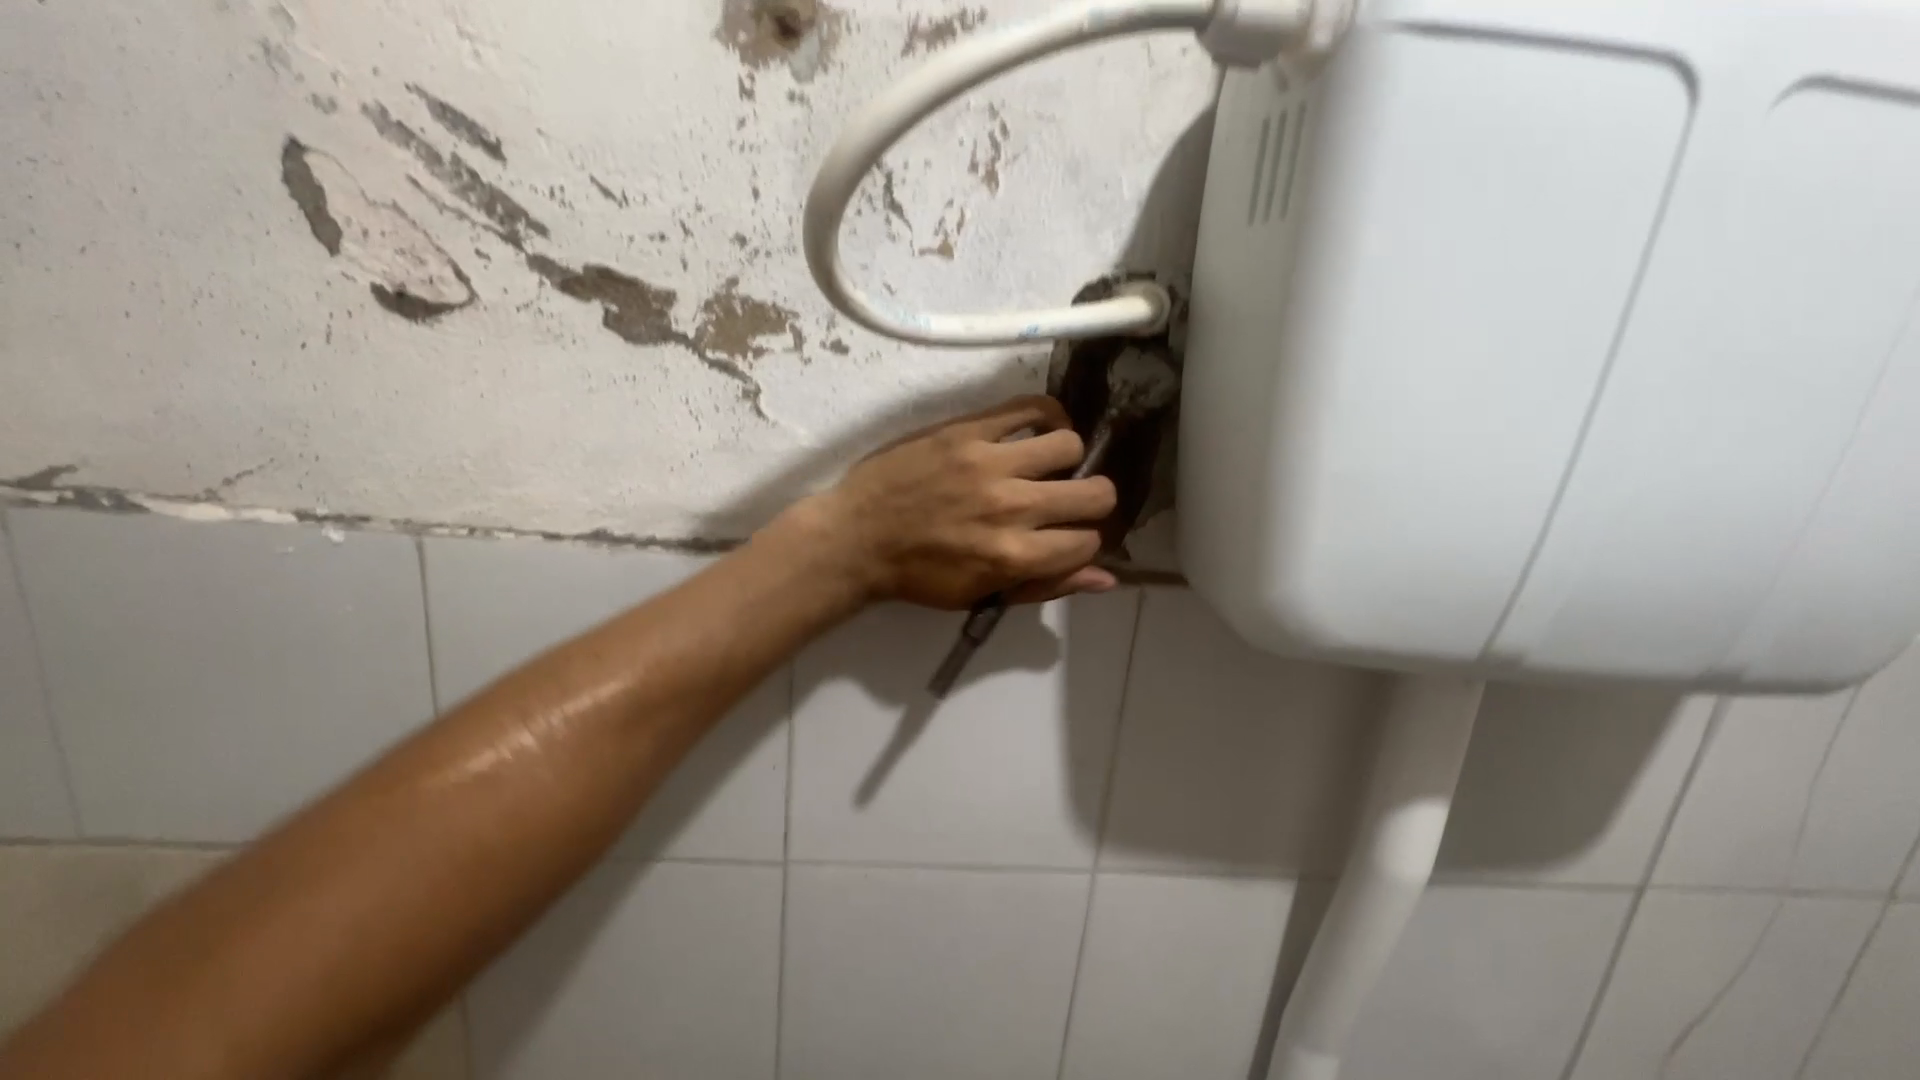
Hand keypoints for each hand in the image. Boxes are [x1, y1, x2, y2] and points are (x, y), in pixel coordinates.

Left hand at [789, 395, 1118, 609]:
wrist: (856, 538)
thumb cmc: (919, 574)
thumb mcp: (982, 594)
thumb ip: (1045, 586)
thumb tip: (1108, 578)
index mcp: (1014, 556)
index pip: (1088, 541)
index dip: (1083, 542)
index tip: (1065, 536)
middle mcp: (1012, 507)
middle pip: (1096, 493)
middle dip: (1090, 502)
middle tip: (1064, 501)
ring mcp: (990, 463)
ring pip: (1071, 445)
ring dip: (1067, 460)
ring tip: (1045, 466)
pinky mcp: (968, 430)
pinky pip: (1032, 407)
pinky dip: (1048, 416)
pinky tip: (1040, 430)